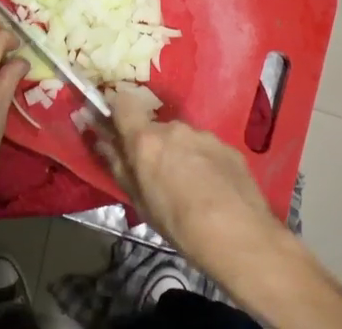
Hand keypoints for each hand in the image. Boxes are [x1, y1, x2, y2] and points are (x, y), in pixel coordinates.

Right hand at [97, 91, 290, 277]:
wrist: (239, 237)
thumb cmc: (179, 224)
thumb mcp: (139, 201)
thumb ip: (118, 166)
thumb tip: (101, 141)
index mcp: (145, 139)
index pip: (122, 103)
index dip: (117, 111)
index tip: (117, 127)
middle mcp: (174, 128)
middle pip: (156, 128)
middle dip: (155, 146)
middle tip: (160, 176)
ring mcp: (205, 136)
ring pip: (184, 139)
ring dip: (182, 154)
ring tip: (192, 187)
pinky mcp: (229, 148)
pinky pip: (208, 150)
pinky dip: (206, 163)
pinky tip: (215, 191)